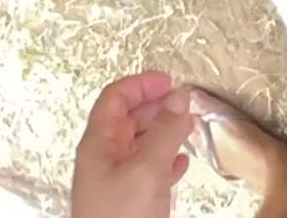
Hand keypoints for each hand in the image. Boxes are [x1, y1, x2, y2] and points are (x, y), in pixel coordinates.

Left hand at [71, 71, 193, 217]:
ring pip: (139, 146)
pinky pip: (146, 172)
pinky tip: (182, 164)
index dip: (140, 85)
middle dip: (155, 107)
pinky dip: (165, 161)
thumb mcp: (147, 169)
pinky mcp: (127, 206)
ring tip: (188, 128)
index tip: (168, 81)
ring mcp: (113, 184)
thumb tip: (180, 96)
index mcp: (97, 144)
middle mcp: (102, 160)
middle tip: (183, 103)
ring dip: (163, 133)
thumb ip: (165, 131)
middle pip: (127, 119)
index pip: (114, 98)